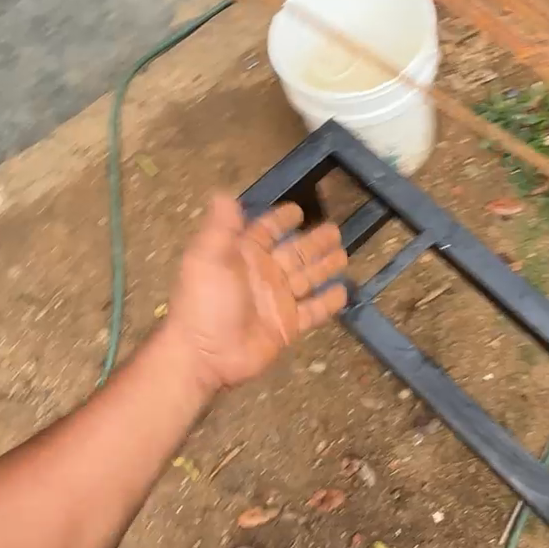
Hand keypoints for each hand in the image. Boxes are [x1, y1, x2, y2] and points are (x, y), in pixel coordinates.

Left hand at [161, 196, 348, 394]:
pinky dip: (328, 302)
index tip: (297, 210)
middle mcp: (263, 275)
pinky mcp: (288, 326)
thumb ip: (220, 227)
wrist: (205, 353)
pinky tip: (343, 291)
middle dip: (314, 241)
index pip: (266, 231)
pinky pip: (313, 311)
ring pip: (307, 278)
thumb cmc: (205, 301)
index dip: (280, 220)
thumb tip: (223, 194)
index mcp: (244, 256)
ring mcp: (277, 301)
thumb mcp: (207, 258)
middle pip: (294, 253)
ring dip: (324, 266)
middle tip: (335, 230)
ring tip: (343, 254)